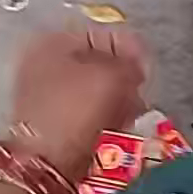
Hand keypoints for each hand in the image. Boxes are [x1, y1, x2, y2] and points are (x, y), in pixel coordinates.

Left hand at [10, 23, 147, 172]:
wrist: (49, 160)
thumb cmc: (78, 109)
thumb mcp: (112, 75)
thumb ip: (130, 61)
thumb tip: (137, 64)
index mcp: (54, 41)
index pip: (105, 34)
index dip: (131, 50)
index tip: (145, 71)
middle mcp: (46, 62)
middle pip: (101, 62)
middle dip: (126, 78)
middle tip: (139, 93)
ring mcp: (49, 92)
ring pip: (98, 88)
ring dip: (120, 99)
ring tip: (131, 112)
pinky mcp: (57, 119)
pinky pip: (91, 109)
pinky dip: (108, 114)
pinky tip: (118, 125)